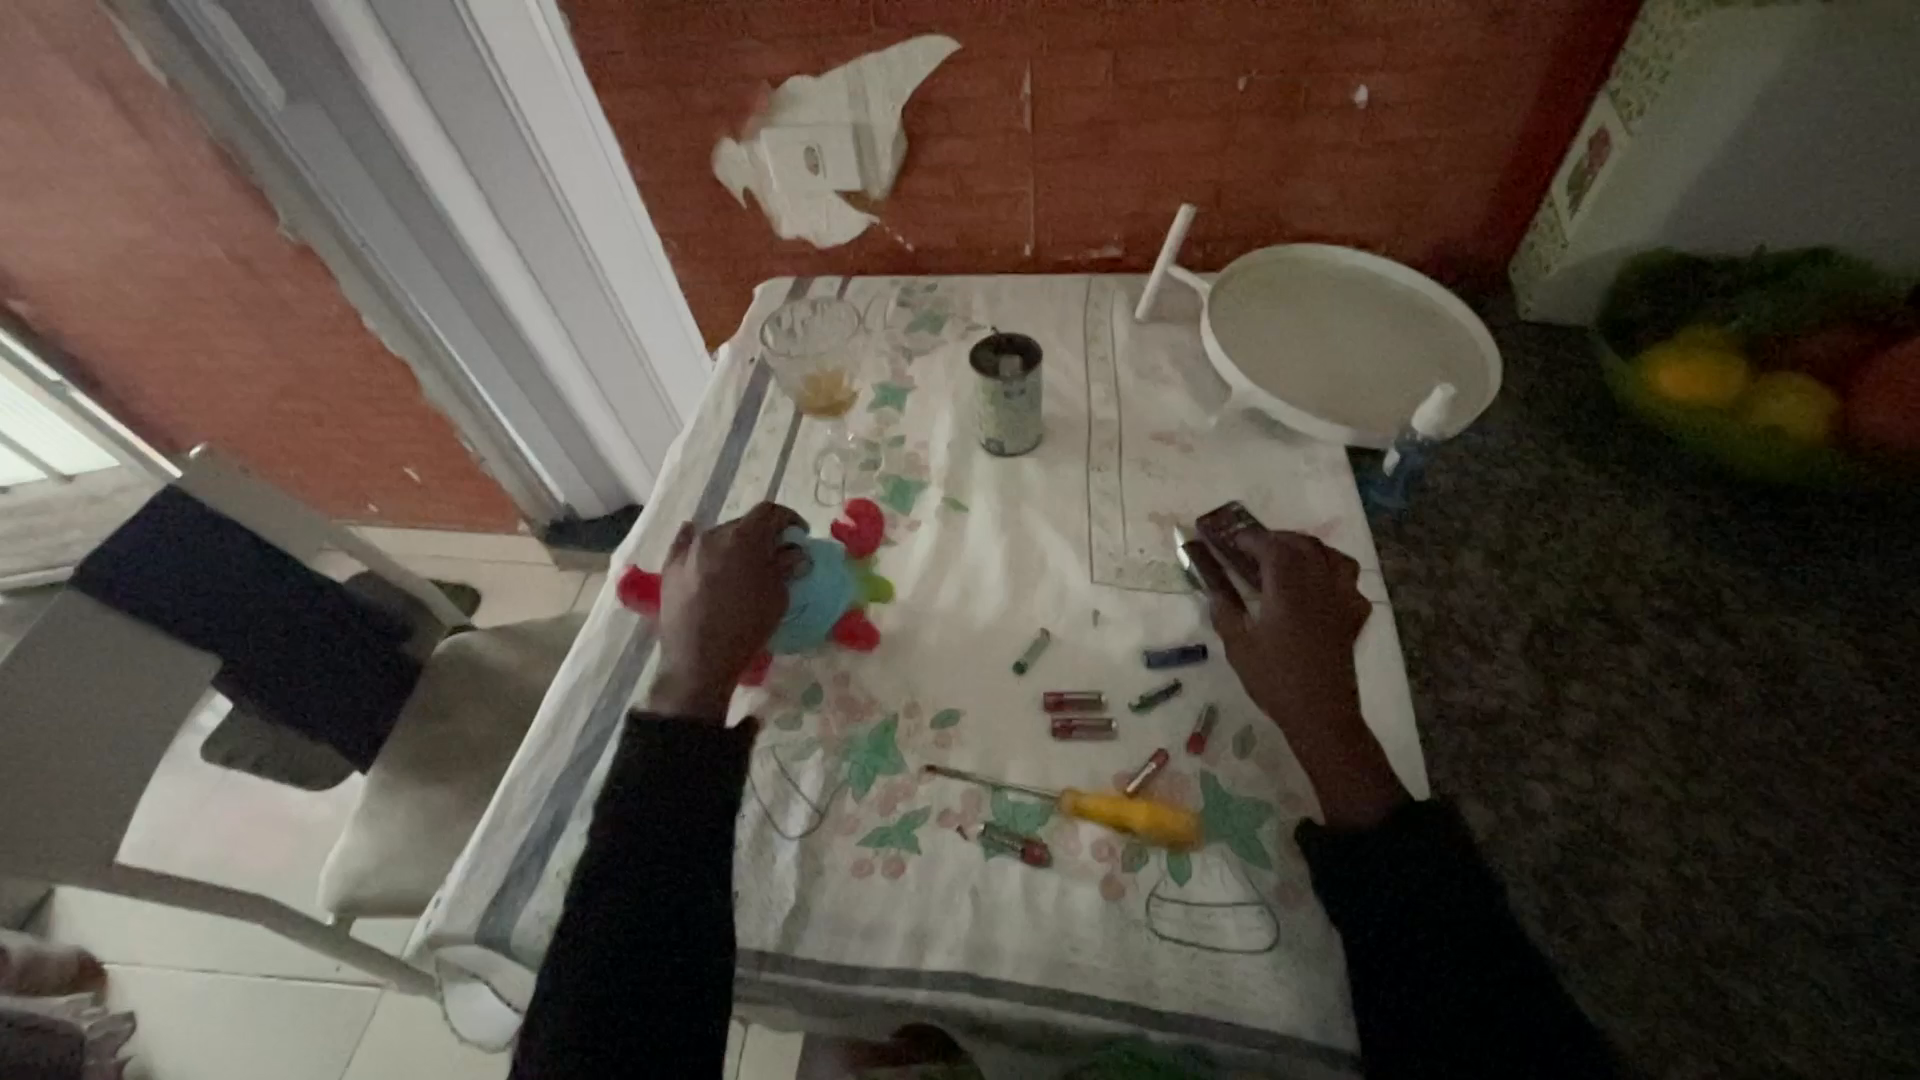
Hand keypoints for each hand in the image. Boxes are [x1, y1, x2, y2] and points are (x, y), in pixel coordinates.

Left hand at [643, 502, 805, 719]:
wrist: (699, 660)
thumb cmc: (747, 627)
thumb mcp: (778, 597)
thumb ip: (786, 567)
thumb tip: (794, 553)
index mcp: (744, 538)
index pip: (770, 512)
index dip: (789, 519)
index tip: (799, 534)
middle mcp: (714, 535)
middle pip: (744, 524)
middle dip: (762, 534)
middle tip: (775, 553)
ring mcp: (688, 550)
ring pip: (718, 535)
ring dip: (735, 543)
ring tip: (743, 563)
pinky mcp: (670, 567)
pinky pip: (686, 544)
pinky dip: (698, 542)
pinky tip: (700, 544)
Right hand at [1186, 529, 1407, 827]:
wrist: (1320, 713)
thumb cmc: (1273, 678)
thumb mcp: (1237, 643)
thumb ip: (1224, 607)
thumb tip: (1211, 584)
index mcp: (1288, 586)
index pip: (1270, 546)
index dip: (1248, 538)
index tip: (1229, 539)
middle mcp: (1319, 584)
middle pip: (1302, 544)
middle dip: (1275, 538)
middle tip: (1251, 547)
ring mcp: (1342, 598)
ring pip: (1331, 556)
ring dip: (1307, 549)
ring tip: (1287, 557)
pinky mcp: (1354, 616)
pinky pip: (1349, 581)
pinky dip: (1333, 573)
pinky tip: (1319, 587)